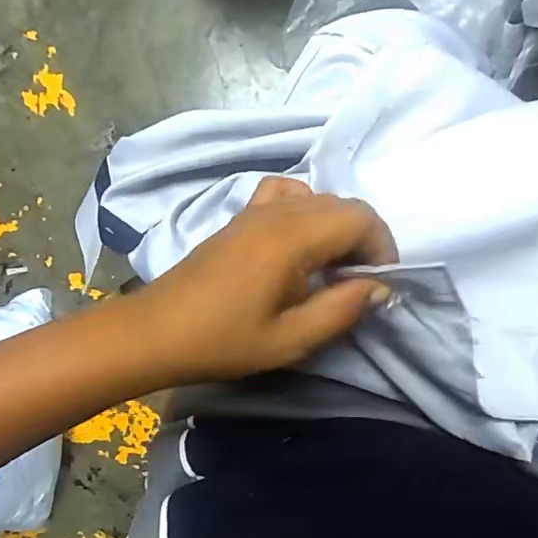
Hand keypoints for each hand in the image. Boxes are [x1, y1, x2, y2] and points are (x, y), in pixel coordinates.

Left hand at [118, 177, 396, 385]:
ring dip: (334, 226)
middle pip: (341, 203)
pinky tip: (295, 246)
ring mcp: (251, 210)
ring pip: (314, 197)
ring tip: (329, 267)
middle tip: (357, 283)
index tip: (378, 285)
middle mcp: (274, 211)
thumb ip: (340, 310)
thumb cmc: (221, 341)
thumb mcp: (288, 340)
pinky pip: (282, 196)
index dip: (382, 247)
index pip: (359, 217)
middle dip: (363, 238)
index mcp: (290, 237)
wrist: (155, 332)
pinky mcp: (237, 218)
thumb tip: (378, 288)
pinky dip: (303, 211)